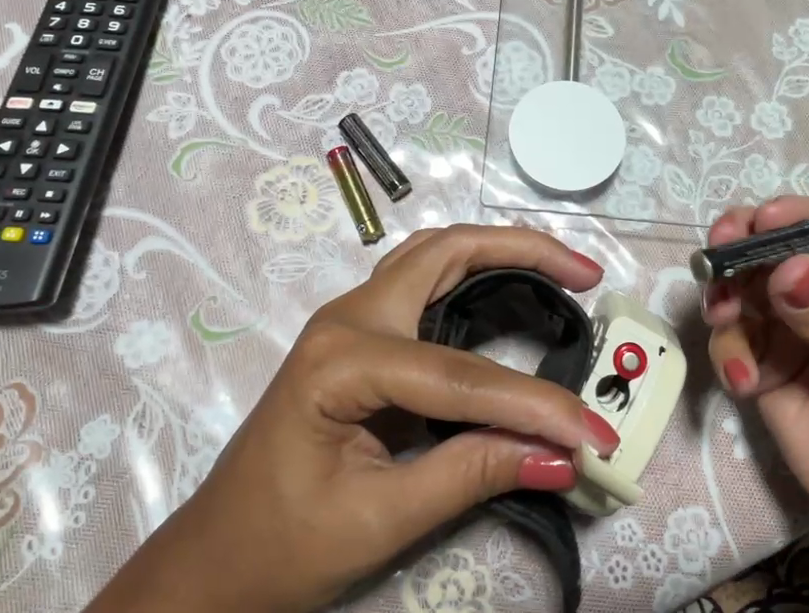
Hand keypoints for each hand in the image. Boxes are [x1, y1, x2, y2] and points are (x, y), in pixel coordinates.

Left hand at [86, 225, 622, 612]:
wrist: (215, 559)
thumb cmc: (282, 545)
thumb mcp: (381, 518)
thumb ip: (473, 474)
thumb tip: (563, 456)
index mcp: (341, 361)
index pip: (459, 377)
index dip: (533, 405)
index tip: (593, 434)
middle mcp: (346, 318)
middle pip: (444, 253)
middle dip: (521, 251)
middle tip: (587, 273)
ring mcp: (350, 319)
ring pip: (433, 254)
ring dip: (498, 250)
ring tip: (561, 268)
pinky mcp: (360, 336)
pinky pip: (423, 281)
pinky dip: (474, 271)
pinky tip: (509, 287)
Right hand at [702, 197, 808, 611]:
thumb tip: (784, 267)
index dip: (791, 217)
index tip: (756, 223)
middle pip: (773, 250)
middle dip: (740, 249)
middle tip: (715, 257)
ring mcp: (793, 332)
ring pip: (743, 290)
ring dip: (725, 299)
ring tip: (721, 322)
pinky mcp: (765, 368)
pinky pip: (732, 341)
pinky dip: (727, 351)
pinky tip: (742, 380)